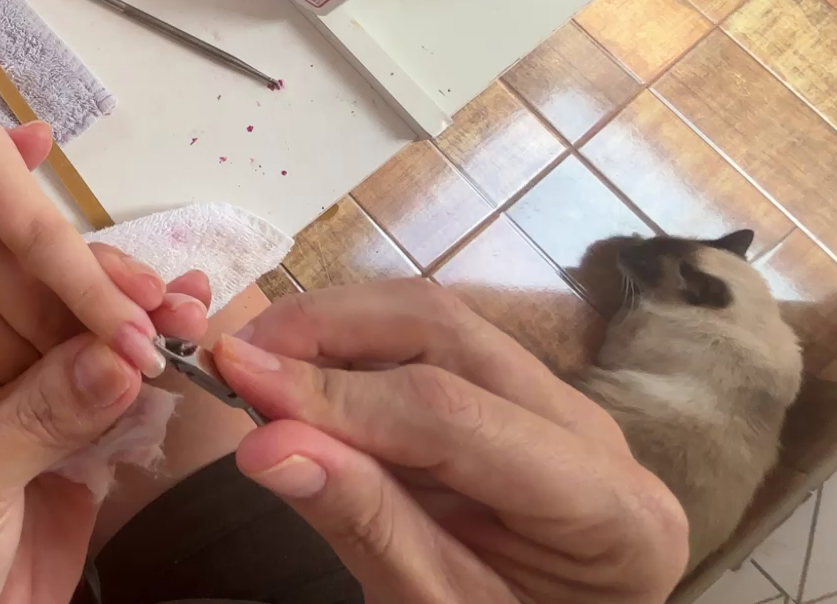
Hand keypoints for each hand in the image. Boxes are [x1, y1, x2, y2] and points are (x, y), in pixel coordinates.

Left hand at [0, 265, 209, 603]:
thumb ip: (36, 418)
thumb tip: (117, 357)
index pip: (14, 295)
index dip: (76, 280)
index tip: (135, 286)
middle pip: (67, 312)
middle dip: (126, 299)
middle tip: (179, 302)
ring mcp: (43, 401)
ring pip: (102, 350)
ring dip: (150, 329)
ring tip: (194, 311)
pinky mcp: (83, 443)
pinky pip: (125, 404)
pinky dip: (158, 380)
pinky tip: (189, 348)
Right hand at [212, 279, 688, 603]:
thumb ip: (363, 524)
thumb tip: (263, 444)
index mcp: (605, 506)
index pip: (446, 411)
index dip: (329, 389)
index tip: (232, 372)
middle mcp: (583, 425)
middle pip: (436, 327)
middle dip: (320, 325)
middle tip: (237, 353)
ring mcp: (539, 394)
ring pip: (418, 313)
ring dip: (322, 322)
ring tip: (254, 358)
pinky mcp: (494, 384)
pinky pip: (407, 334)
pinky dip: (335, 340)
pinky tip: (291, 369)